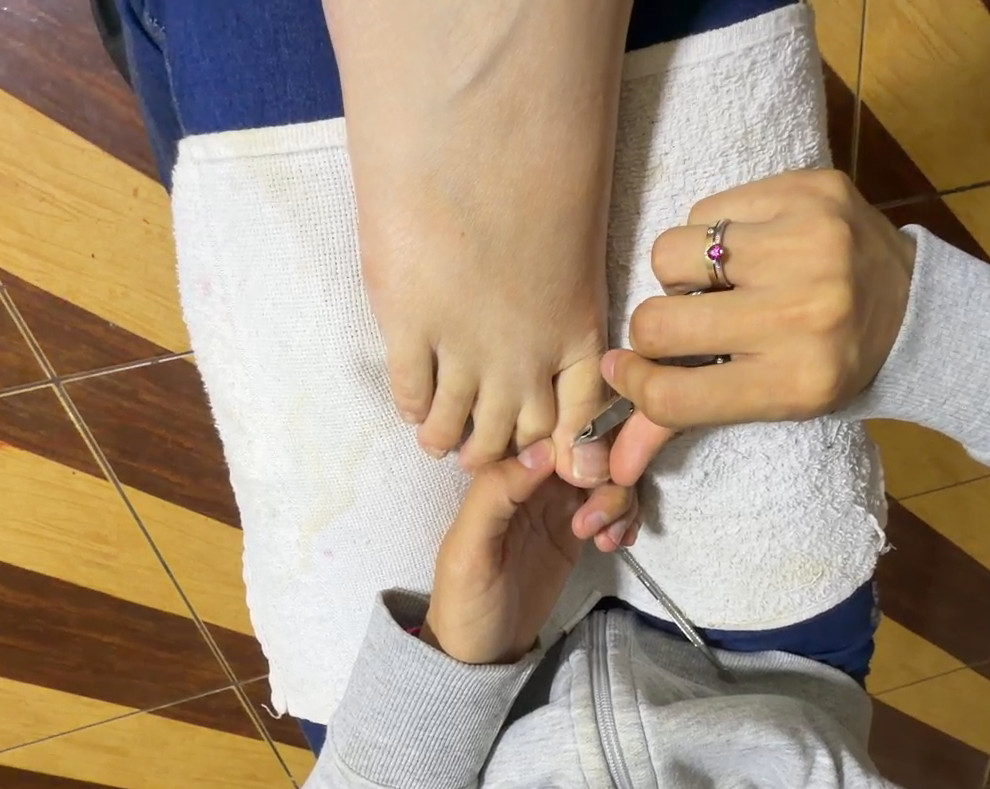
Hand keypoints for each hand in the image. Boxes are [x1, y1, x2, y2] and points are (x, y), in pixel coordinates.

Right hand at [326, 0, 628, 480]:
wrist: (479, 127)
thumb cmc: (539, 169)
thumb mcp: (578, 245)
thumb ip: (566, 302)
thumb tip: (552, 330)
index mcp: (574, 330)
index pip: (577, 415)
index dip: (566, 446)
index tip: (552, 460)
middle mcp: (525, 355)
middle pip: (518, 432)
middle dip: (501, 450)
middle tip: (482, 452)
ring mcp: (467, 348)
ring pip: (459, 428)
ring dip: (449, 442)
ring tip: (440, 443)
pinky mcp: (411, 328)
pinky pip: (412, 393)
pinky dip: (413, 409)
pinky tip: (412, 407)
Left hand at [425, 443, 637, 664]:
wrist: (482, 653)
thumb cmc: (465, 602)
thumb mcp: (469, 551)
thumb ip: (496, 496)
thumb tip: (543, 449)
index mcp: (502, 474)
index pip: (552, 432)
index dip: (581, 446)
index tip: (588, 483)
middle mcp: (533, 481)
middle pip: (590, 450)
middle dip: (607, 479)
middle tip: (597, 525)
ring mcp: (558, 504)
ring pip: (608, 476)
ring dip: (619, 502)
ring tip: (607, 542)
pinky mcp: (577, 529)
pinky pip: (614, 506)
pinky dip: (626, 517)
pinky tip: (617, 545)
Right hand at [601, 170, 917, 485]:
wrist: (916, 308)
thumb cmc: (827, 365)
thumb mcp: (766, 404)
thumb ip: (683, 423)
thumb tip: (614, 468)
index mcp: (794, 383)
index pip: (671, 396)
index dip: (633, 385)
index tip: (627, 370)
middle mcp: (803, 314)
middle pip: (658, 323)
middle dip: (656, 328)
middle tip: (688, 325)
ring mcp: (810, 244)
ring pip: (671, 254)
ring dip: (682, 274)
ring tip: (721, 283)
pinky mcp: (812, 190)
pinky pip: (708, 208)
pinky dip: (715, 232)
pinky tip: (750, 249)